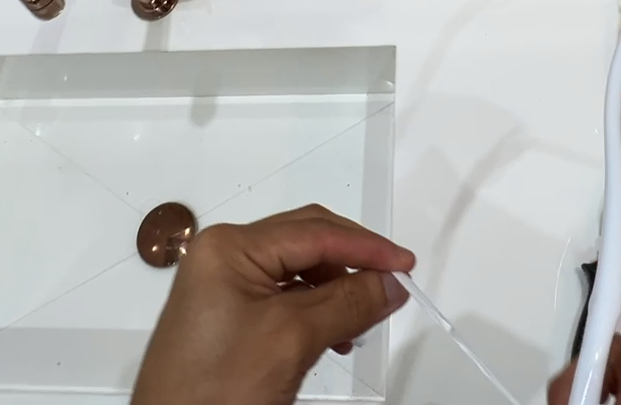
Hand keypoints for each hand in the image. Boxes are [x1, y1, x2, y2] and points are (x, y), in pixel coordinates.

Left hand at [130, 204, 413, 404]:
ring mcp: (223, 285)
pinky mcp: (227, 314)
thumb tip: (390, 284)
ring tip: (363, 317)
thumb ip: (347, 303)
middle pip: (306, 241)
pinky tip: (334, 334)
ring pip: (298, 270)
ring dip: (336, 289)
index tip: (404, 264)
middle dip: (352, 262)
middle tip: (392, 283)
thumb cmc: (216, 392)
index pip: (313, 232)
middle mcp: (224, 255)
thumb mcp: (291, 340)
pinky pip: (284, 296)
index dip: (365, 246)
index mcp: (230, 246)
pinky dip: (317, 309)